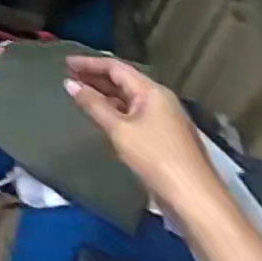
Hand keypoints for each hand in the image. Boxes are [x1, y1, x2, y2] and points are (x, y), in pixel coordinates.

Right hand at [64, 55, 219, 212]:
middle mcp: (160, 98)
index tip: (67, 62)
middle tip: (70, 75)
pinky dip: (116, 110)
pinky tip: (104, 117)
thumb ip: (94, 106)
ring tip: (81, 93)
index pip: (116, 67)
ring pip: (129, 98)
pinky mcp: (165, 137)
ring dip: (105, 94)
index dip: (90, 63)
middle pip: (124, 80)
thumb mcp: (120, 131)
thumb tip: (70, 84)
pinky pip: (135, 114)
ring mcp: (164, 118)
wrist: (195, 198)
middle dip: (96, 77)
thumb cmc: (155, 158)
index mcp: (151, 90)